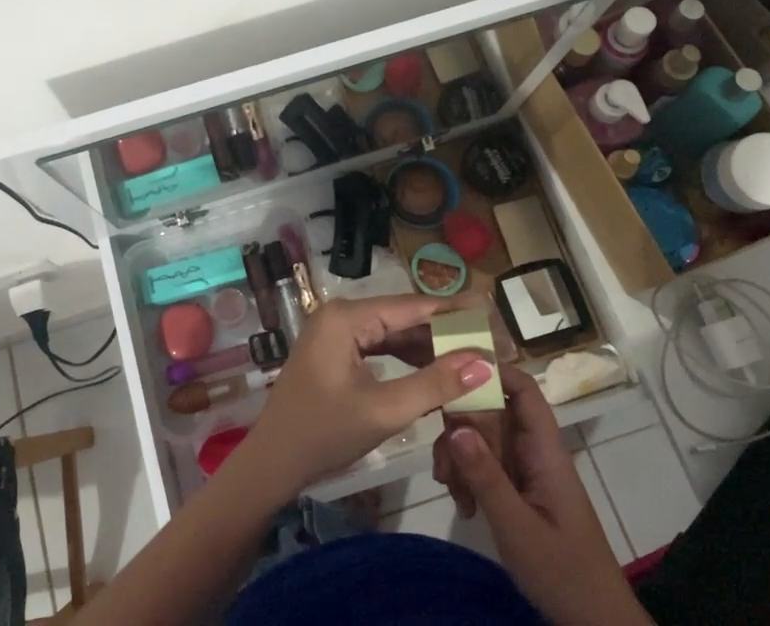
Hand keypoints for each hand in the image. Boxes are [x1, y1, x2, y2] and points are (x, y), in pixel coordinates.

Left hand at [228, 292, 495, 496]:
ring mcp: (336, 334)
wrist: (273, 463)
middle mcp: (340, 315)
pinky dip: (408, 360)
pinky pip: (380, 348)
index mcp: (347, 317)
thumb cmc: (324, 433)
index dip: (457, 314)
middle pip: (405, 317)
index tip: (497, 318)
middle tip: (492, 344)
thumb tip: (485, 361)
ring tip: (474, 358)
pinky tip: (438, 373)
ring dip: (430, 348)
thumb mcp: (385, 410)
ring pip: (395, 334)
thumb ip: (436, 384)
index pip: (414, 306)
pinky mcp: (336, 354)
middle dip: (447, 332)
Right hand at [432, 365, 650, 625]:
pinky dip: (467, 479)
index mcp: (545, 451)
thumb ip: (486, 476)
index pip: (523, 389)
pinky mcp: (517, 490)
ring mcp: (525, 471)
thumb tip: (454, 423)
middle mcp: (535, 452)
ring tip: (453, 492)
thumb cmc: (562, 571)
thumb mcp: (517, 526)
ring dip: (459, 458)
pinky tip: (463, 506)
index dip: (492, 370)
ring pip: (482, 440)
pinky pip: (484, 466)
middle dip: (459, 429)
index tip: (449, 371)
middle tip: (442, 465)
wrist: (593, 620)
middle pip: (492, 413)